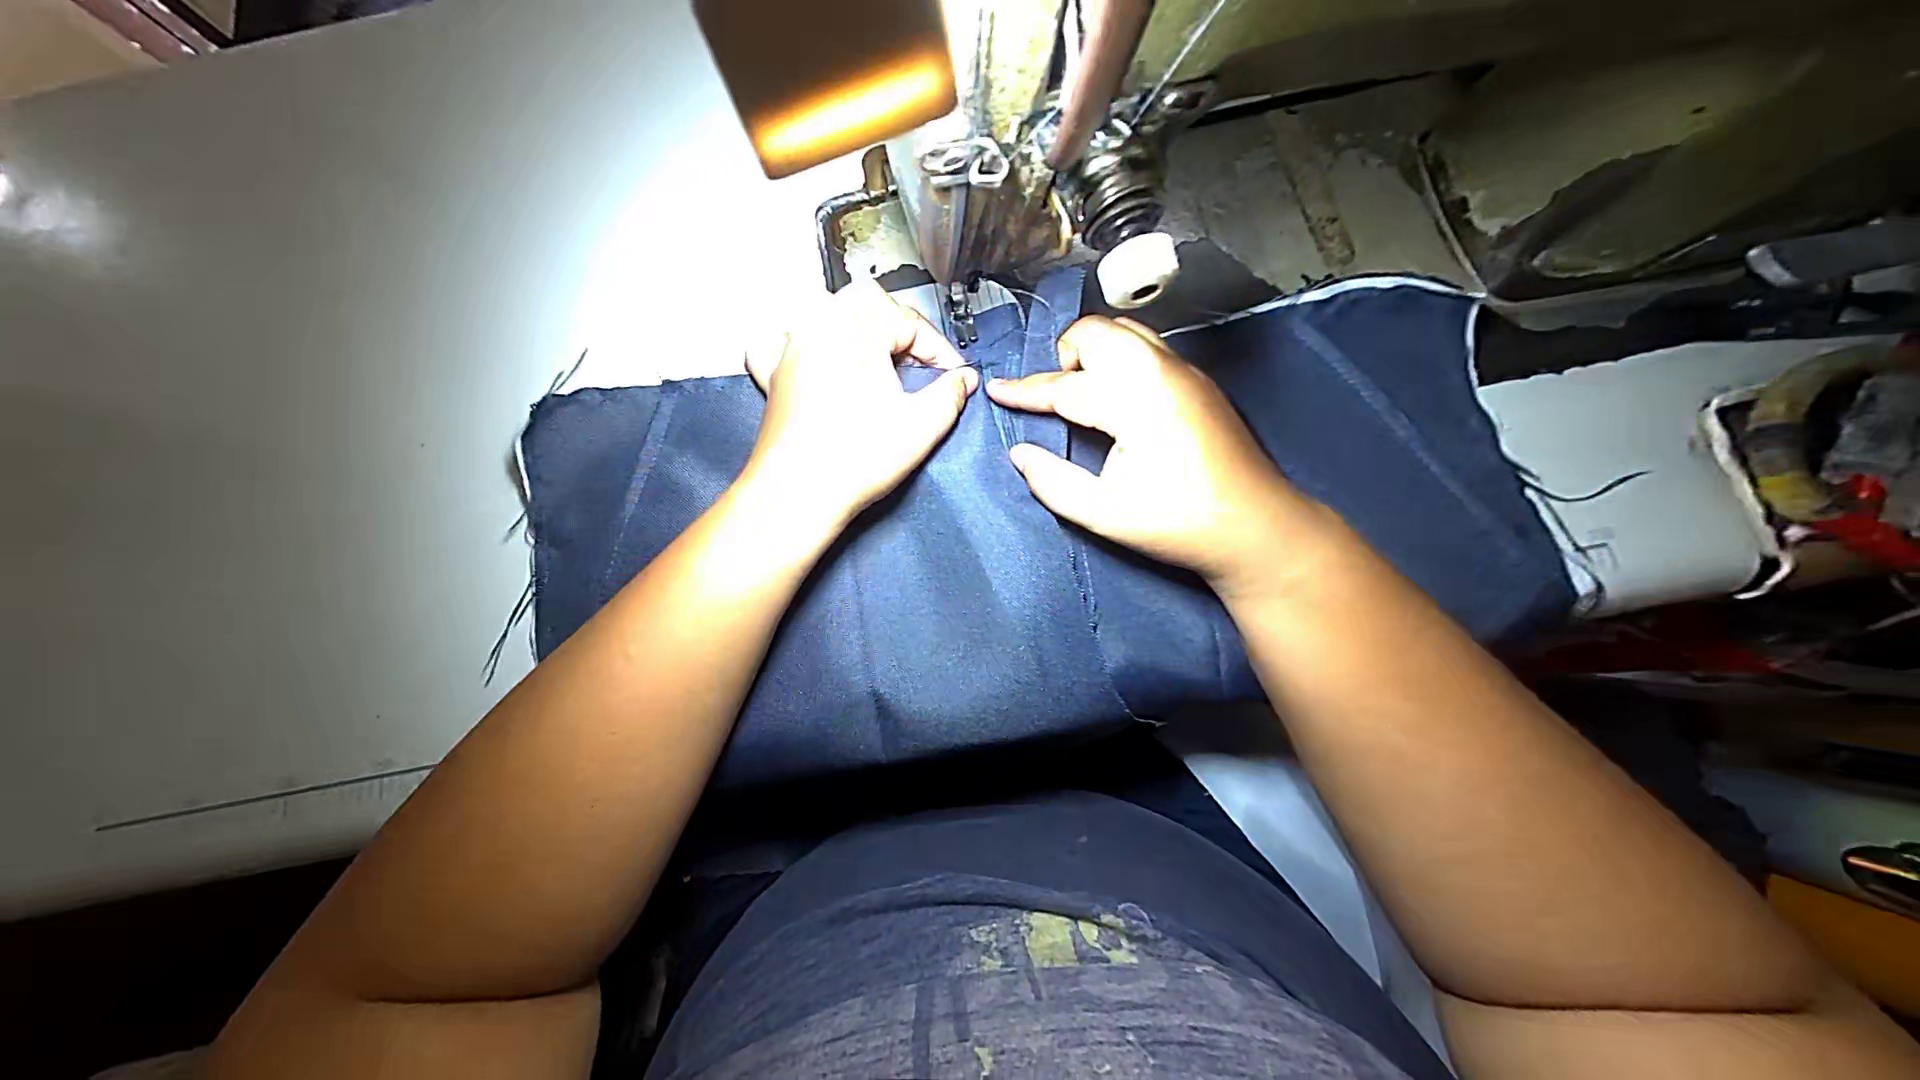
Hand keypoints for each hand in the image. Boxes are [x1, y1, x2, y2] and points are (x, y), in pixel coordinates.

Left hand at [741, 280, 979, 530]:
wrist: (798, 494)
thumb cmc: (849, 462)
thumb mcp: (922, 425)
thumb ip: (951, 394)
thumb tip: (962, 381)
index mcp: (855, 326)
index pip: (911, 321)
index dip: (940, 351)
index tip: (952, 375)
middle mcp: (818, 327)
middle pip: (871, 308)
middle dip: (902, 335)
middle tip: (922, 371)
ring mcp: (792, 349)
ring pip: (831, 318)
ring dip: (861, 333)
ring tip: (882, 367)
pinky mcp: (776, 376)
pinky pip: (789, 342)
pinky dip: (808, 345)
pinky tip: (823, 362)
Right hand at [986, 315, 1340, 596]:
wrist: (1256, 526)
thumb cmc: (1179, 523)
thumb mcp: (1103, 513)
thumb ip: (1053, 481)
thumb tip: (1020, 453)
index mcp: (1134, 400)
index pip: (1065, 386)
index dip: (1024, 391)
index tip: (996, 390)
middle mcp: (1160, 371)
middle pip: (1096, 332)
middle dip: (1064, 356)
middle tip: (1053, 395)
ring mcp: (1185, 372)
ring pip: (1126, 332)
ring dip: (1095, 352)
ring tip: (1083, 392)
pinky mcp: (1200, 382)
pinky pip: (1149, 347)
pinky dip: (1120, 359)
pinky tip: (1118, 398)